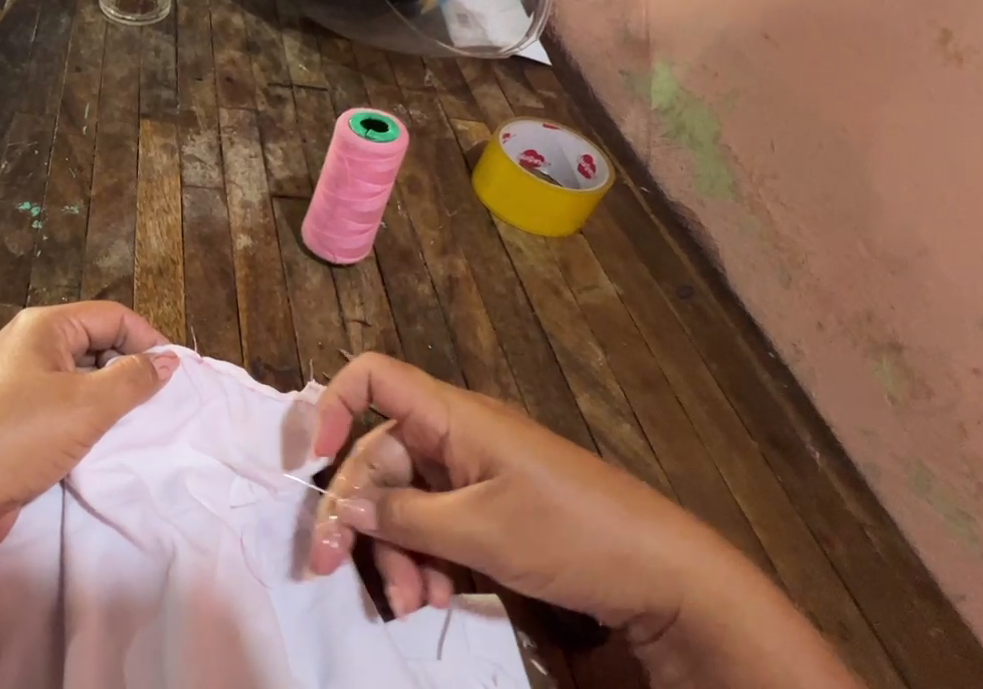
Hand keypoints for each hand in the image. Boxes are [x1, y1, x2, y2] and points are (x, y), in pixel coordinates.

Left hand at [0, 301, 178, 549]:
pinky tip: (104, 438)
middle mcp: (29, 343)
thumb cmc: (21, 438)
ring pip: (81, 373)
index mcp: (44, 326)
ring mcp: (18, 379)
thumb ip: (134, 379)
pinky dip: (88, 413)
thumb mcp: (88, 406)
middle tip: (160, 401)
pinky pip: (63, 400)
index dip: (148, 339)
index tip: (177, 374)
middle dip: (130, 366)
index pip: (111, 316)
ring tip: (138, 422)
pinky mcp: (13, 412)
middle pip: (96, 340)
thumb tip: (169, 359)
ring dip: (110, 393)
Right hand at [304, 353, 740, 636]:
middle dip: (355, 514)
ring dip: (393, 550)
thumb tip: (346, 507)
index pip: (374, 377)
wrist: (665, 575)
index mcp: (451, 417)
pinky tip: (432, 599)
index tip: (317, 460)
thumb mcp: (480, 532)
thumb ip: (404, 517)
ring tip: (409, 604)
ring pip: (402, 499)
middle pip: (379, 458)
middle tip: (327, 567)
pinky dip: (423, 558)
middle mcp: (453, 435)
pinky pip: (432, 522)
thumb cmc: (571, 533)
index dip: (335, 405)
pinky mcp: (484, 506)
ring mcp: (469, 472)